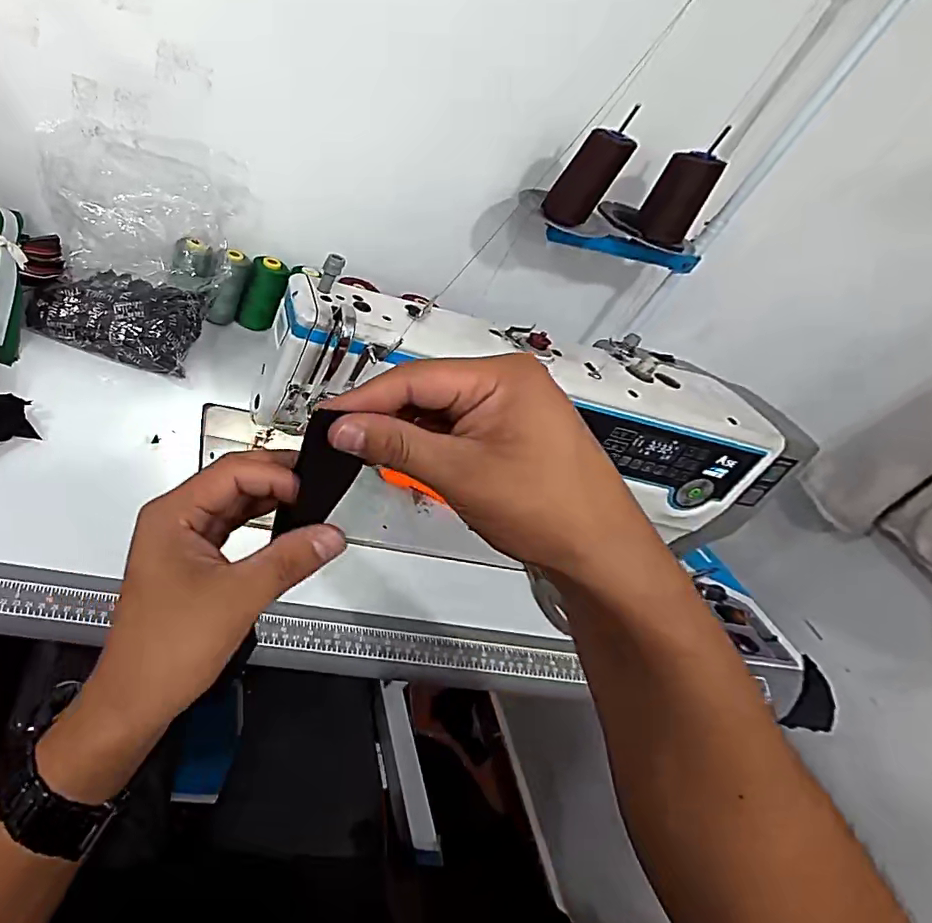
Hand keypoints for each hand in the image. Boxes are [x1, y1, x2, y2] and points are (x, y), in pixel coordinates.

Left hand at [42, 452, 347, 800]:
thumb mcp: (238, 597)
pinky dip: (256, 524)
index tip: (305, 487)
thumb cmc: (160, 652)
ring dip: (266, 499)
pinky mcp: (189, 561)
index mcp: (170, 515)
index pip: (230, 472)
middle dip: (272, 478)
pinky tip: (280, 527)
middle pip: (229, 480)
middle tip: (310, 480)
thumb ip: (288, 560)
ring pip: (229, 504)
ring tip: (302, 499)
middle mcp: (170, 521)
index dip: (272, 474)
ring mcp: (178, 541)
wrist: (135, 699)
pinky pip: (227, 528)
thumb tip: (324, 536)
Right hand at [321, 353, 663, 578]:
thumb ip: (395, 445)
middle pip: (423, 389)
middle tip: (342, 436)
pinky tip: (404, 457)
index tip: (331, 418)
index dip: (366, 399)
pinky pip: (450, 426)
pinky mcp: (503, 430)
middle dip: (382, 415)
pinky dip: (424, 442)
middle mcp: (507, 382)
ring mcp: (507, 406)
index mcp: (503, 376)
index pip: (415, 377)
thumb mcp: (460, 474)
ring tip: (367, 451)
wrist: (600, 556)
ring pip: (434, 409)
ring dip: (402, 430)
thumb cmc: (556, 512)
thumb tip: (347, 427)